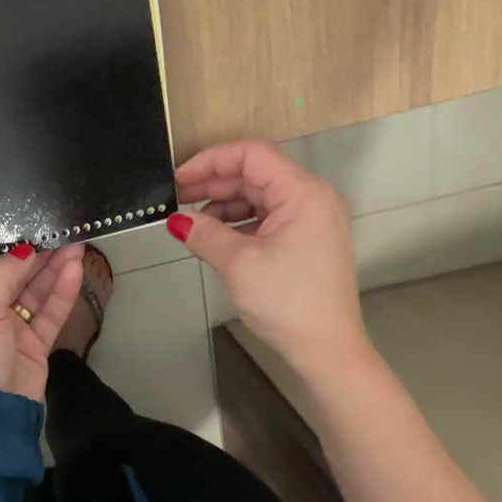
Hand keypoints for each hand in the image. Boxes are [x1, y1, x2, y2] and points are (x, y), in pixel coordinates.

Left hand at [0, 243, 84, 400]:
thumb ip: (1, 276)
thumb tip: (23, 249)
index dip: (9, 250)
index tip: (31, 229)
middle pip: (14, 277)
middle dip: (38, 256)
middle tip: (60, 231)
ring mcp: (11, 328)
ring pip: (35, 293)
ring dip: (54, 270)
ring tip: (75, 244)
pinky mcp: (34, 343)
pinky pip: (49, 313)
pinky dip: (61, 293)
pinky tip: (74, 271)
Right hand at [170, 139, 370, 374]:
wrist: (325, 346)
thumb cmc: (288, 303)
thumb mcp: (238, 265)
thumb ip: (205, 235)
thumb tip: (176, 221)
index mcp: (303, 193)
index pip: (253, 155)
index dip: (212, 160)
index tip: (179, 178)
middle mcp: (312, 198)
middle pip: (256, 174)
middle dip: (214, 183)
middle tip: (176, 199)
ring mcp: (311, 220)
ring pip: (260, 198)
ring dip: (224, 206)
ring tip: (192, 224)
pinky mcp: (306, 241)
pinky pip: (267, 219)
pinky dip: (239, 223)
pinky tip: (215, 238)